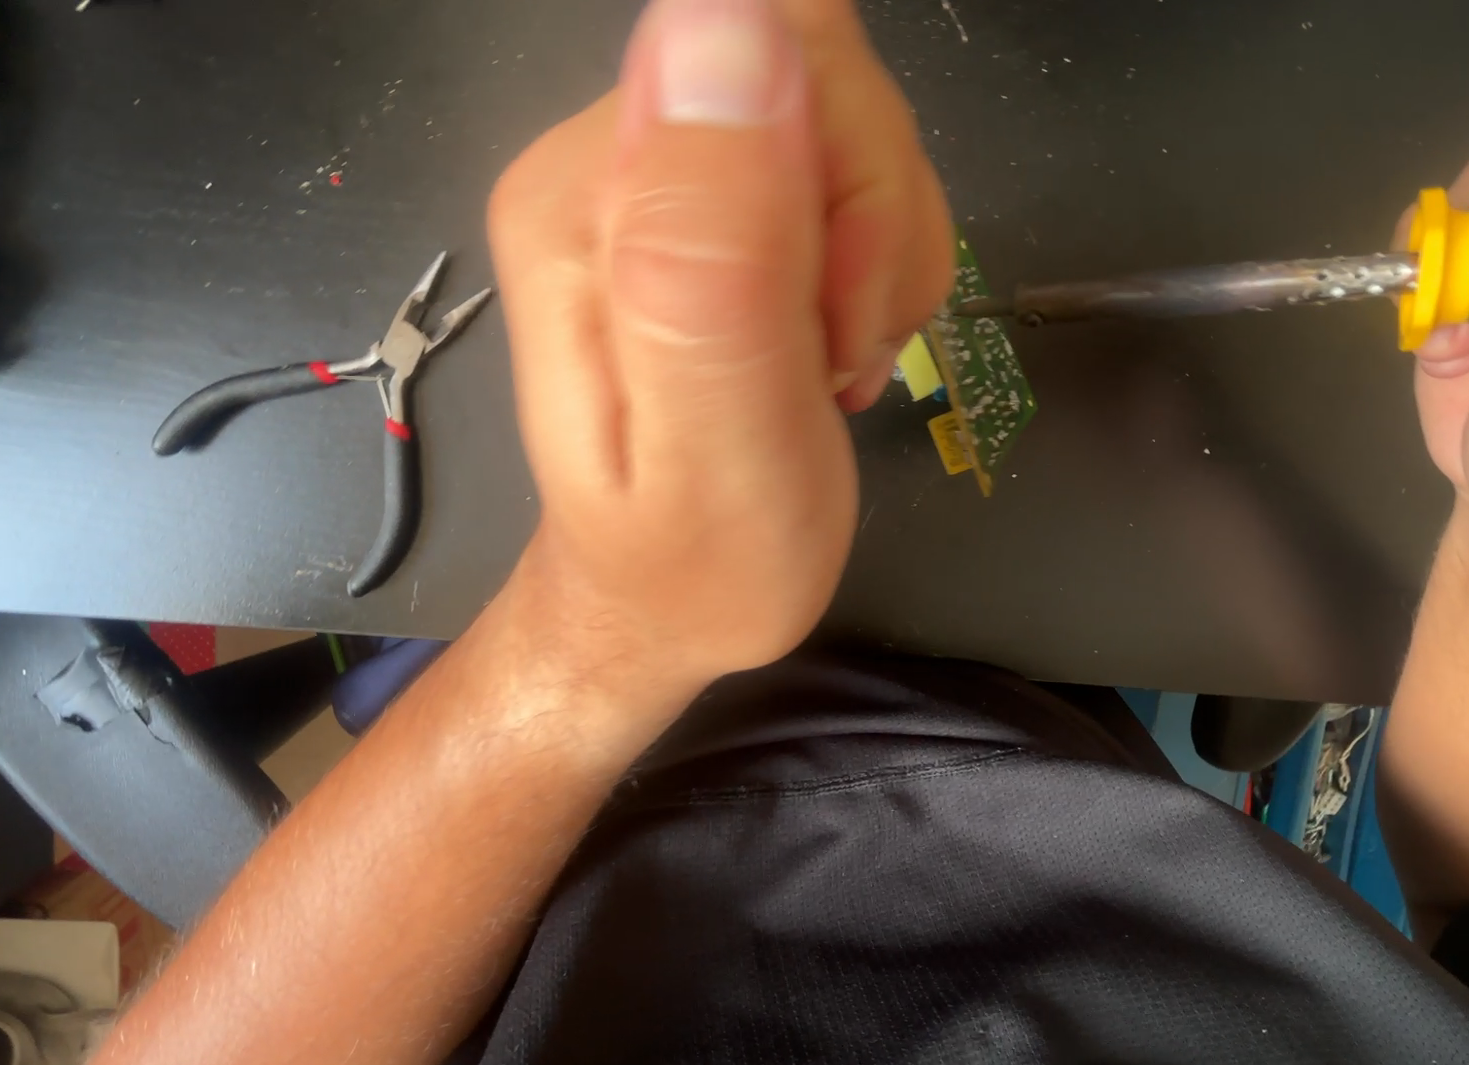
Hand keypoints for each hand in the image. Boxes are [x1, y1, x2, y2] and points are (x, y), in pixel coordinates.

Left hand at [487, 0, 950, 688]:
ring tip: (827, 370)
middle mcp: (609, 167)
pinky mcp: (721, 219)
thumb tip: (727, 22)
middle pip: (820, 79)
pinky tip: (830, 352)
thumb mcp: (715, 445)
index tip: (831, 316)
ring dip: (879, 258)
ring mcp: (669, 187)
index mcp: (589, 208)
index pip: (776, 53)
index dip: (851, 182)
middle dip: (872, 229)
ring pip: (849, 131)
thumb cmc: (696, 565)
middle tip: (832, 357)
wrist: (671, 603)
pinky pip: (849, 184)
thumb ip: (716, 258)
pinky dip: (874, 271)